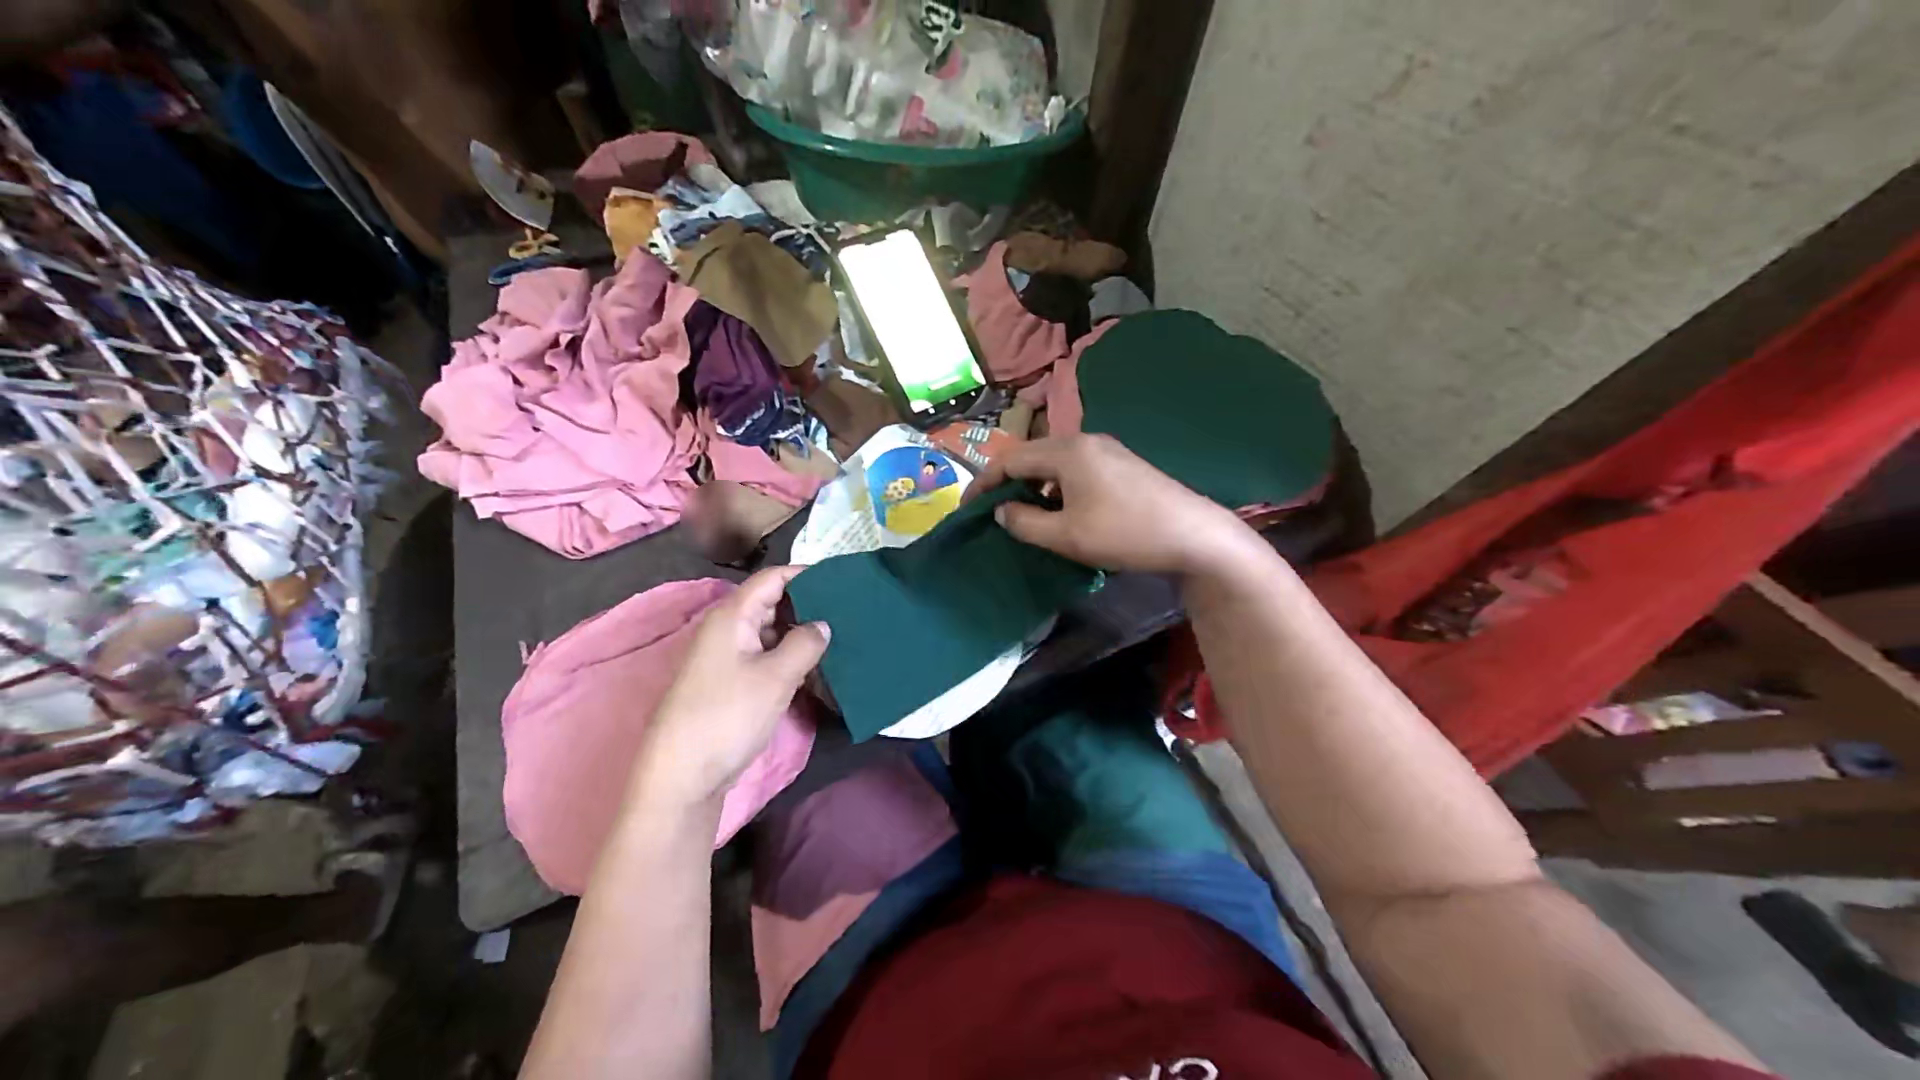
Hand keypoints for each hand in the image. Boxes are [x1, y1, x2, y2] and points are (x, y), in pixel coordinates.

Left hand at [628, 566, 829, 811]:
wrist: (683, 775)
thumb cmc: (728, 716)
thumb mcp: (776, 677)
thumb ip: (805, 644)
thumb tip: (823, 625)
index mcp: (732, 616)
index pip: (772, 578)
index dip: (805, 574)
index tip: (842, 579)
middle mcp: (727, 629)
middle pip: (771, 603)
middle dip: (807, 604)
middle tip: (849, 610)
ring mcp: (727, 657)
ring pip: (770, 632)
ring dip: (800, 634)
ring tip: (840, 636)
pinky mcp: (730, 683)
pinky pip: (765, 656)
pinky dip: (789, 656)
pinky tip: (816, 666)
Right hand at [971, 434, 1260, 575]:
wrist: (1193, 536)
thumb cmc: (1124, 533)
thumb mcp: (1066, 536)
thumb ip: (1025, 522)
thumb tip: (1001, 510)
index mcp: (1067, 451)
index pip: (1010, 458)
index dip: (984, 482)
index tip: (968, 508)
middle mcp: (1085, 440)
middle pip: (1032, 456)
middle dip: (1008, 483)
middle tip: (995, 513)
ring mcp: (1108, 450)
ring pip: (1055, 463)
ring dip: (1035, 487)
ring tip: (1027, 517)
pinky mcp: (1124, 465)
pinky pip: (1076, 470)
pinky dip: (1058, 488)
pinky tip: (1064, 513)